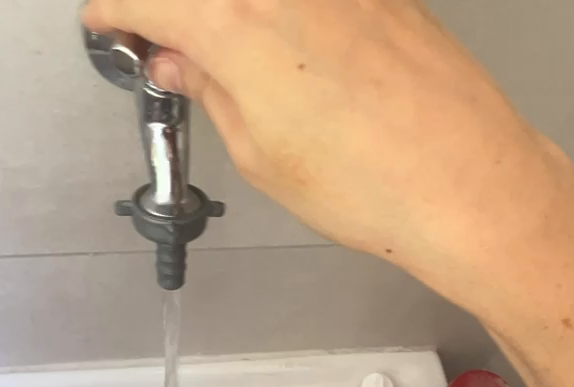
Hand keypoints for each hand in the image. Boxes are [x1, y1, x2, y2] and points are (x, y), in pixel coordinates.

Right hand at [80, 0, 573, 324]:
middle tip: (162, 44)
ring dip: (223, 15)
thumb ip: (210, 90)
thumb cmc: (371, 183)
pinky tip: (278, 47)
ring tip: (220, 58)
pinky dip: (271, 12)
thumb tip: (179, 61)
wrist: (464, 181)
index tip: (110, 24)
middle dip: (168, 8)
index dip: (119, 10)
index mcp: (239, 27)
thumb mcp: (262, 156)